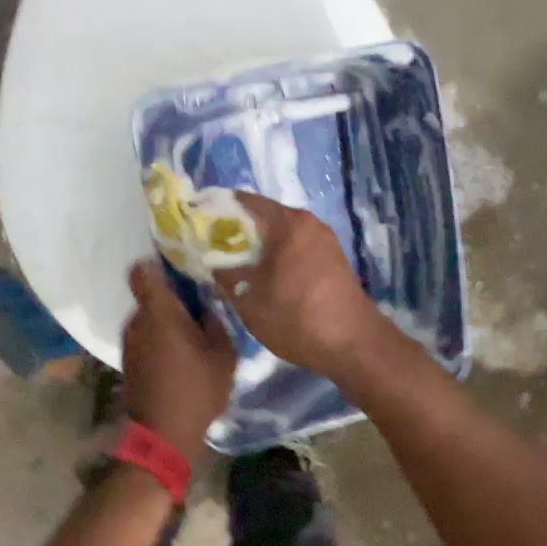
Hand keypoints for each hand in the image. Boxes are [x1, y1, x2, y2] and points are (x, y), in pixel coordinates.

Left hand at [121, 260, 238, 458]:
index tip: (182, 266)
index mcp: (159, 312)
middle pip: (151, 293)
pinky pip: (146, 335)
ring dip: (168, 319)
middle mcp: (137, 321)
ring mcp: (129, 341)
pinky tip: (183, 353)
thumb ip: (217, 320)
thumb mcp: (223, 354)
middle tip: (202, 303)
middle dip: (173, 295)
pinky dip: (161, 337)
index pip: (142, 270)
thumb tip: (210, 302)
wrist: (163, 436)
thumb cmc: (196, 391)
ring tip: (196, 331)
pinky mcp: (129, 359)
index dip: (159, 262)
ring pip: (149, 316)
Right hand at [215, 194, 392, 376]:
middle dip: (233, 230)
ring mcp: (324, 240)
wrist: (353, 344)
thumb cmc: (296, 317)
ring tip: (231, 265)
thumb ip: (223, 271)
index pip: (241, 201)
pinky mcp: (332, 259)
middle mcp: (308, 222)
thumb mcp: (248, 297)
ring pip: (279, 234)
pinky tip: (262, 276)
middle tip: (208, 249)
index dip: (214, 210)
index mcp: (287, 222)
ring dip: (255, 245)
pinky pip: (295, 248)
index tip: (194, 223)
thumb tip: (208, 256)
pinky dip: (275, 256)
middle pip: (262, 216)